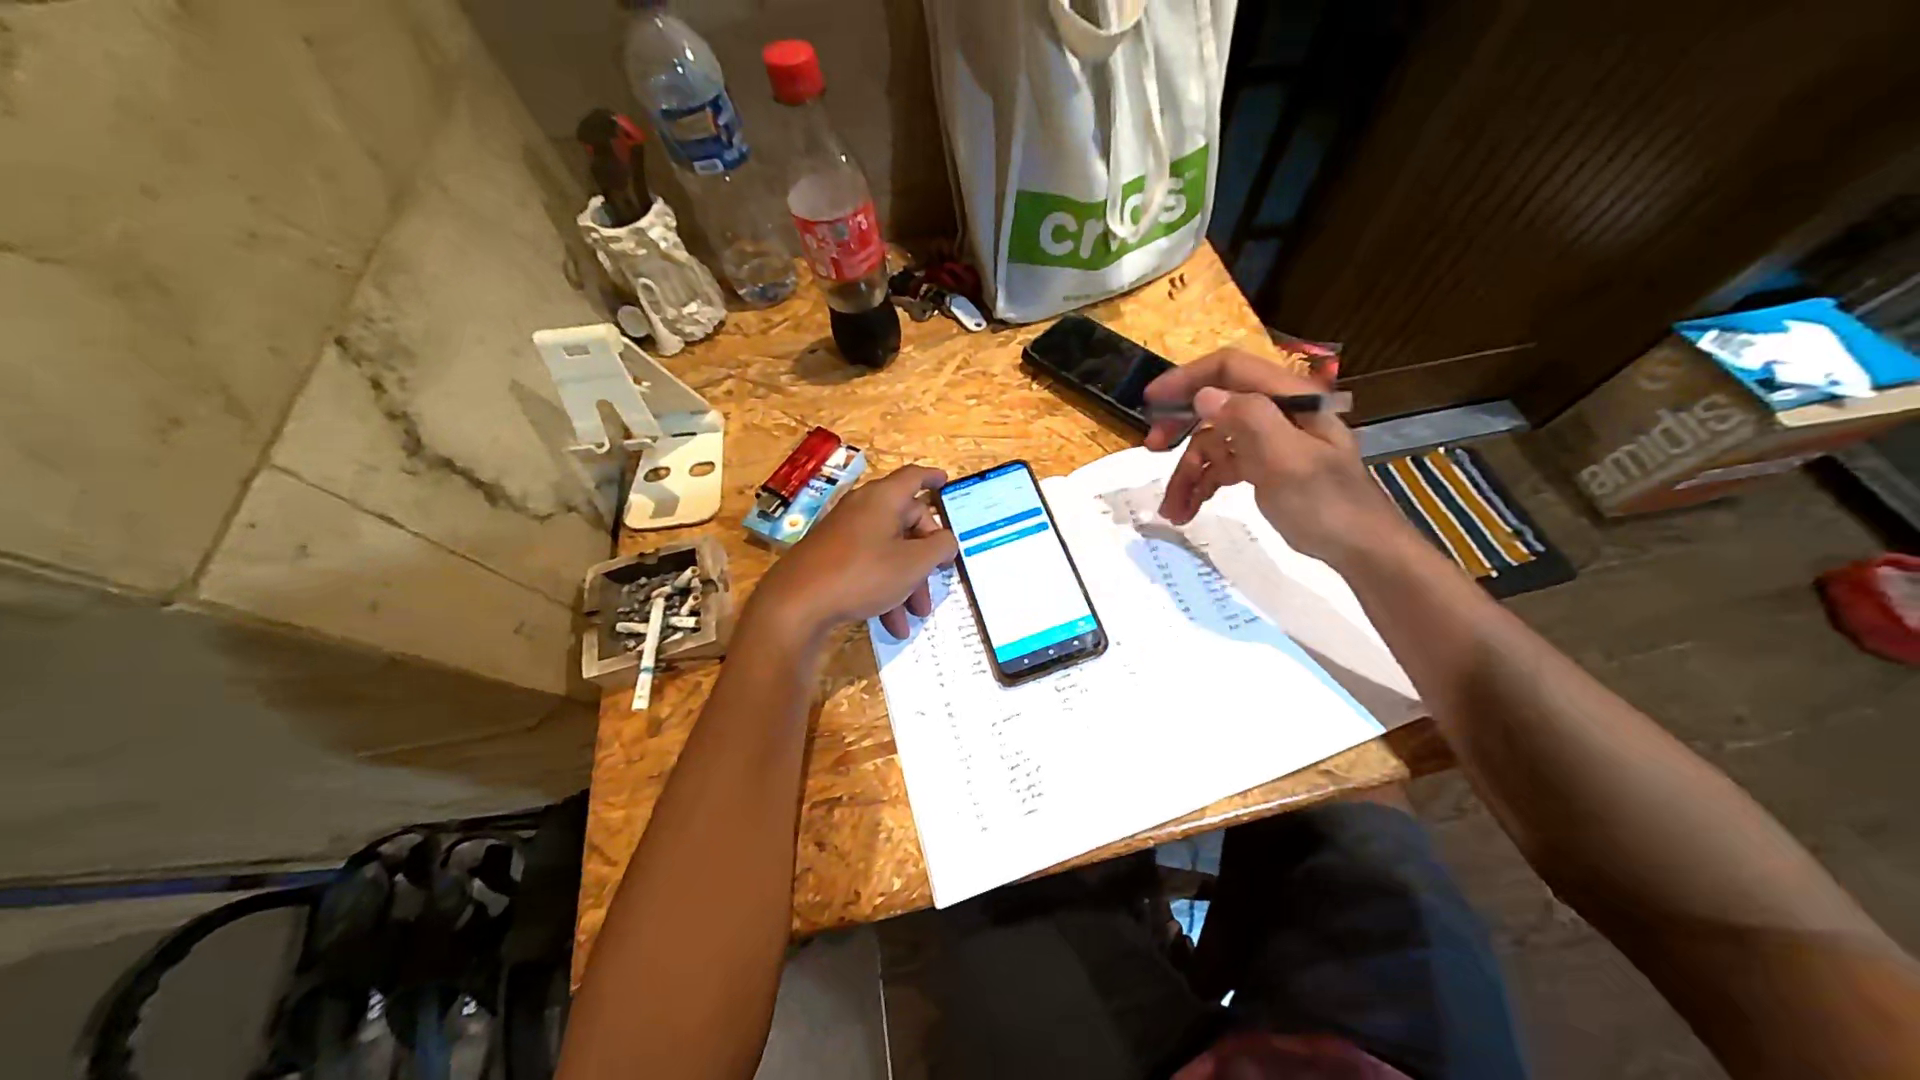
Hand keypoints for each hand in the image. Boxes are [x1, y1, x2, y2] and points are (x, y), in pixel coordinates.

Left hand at [753, 465, 958, 638]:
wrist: (797, 602)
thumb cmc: (862, 573)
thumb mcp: (913, 563)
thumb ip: (939, 548)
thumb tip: (946, 540)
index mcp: (883, 499)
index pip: (913, 478)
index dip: (932, 478)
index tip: (945, 481)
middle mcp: (863, 510)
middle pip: (906, 522)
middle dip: (926, 555)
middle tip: (938, 578)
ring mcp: (844, 534)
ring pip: (888, 551)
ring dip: (907, 581)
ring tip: (916, 614)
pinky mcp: (831, 558)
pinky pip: (868, 567)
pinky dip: (884, 589)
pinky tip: (891, 624)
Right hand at [1142, 348, 1410, 566]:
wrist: (1361, 549)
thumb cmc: (1328, 504)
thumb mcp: (1288, 461)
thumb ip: (1249, 421)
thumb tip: (1203, 396)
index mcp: (1288, 399)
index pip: (1230, 369)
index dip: (1187, 378)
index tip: (1151, 400)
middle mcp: (1276, 413)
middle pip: (1215, 405)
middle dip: (1181, 428)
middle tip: (1151, 449)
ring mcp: (1269, 441)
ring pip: (1213, 443)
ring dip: (1187, 473)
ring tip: (1171, 509)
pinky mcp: (1264, 468)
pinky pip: (1221, 468)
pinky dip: (1201, 487)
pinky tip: (1187, 511)